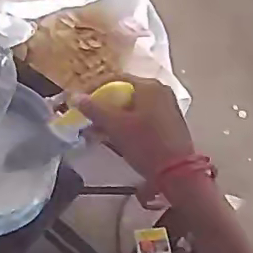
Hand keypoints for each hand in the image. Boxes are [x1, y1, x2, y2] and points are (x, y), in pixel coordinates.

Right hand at [73, 77, 197, 182]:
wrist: (177, 173)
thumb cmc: (145, 144)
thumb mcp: (116, 126)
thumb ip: (94, 109)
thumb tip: (75, 96)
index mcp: (149, 86)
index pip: (115, 79)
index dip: (94, 89)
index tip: (79, 101)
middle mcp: (160, 91)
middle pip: (124, 93)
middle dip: (103, 106)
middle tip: (87, 118)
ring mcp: (167, 107)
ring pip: (133, 107)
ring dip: (114, 117)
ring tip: (97, 131)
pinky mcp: (169, 123)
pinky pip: (143, 117)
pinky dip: (127, 123)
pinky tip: (116, 137)